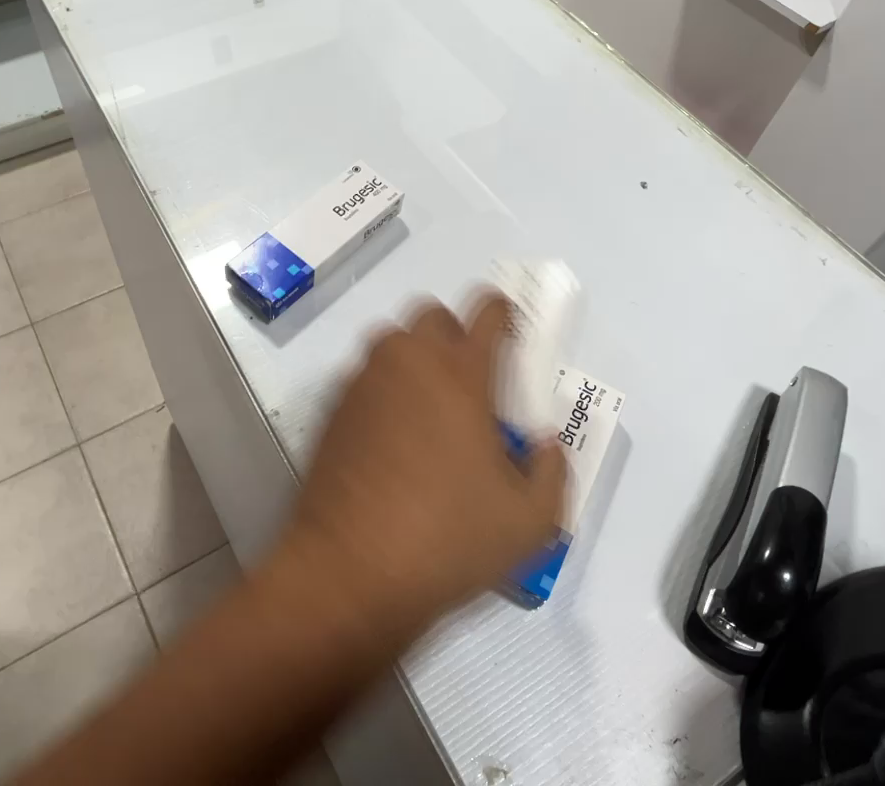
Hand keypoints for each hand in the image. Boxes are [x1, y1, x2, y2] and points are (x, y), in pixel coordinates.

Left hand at [270, 293, 568, 641]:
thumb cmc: (447, 542)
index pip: (487, 310)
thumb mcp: (531, 522)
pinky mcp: (331, 411)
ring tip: (430, 412)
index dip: (504, 313)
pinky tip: (391, 441)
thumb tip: (544, 445)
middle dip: (455, 334)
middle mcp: (407, 363)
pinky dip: (382, 390)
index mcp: (461, 375)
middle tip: (470, 381)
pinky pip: (363, 378)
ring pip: (391, 343)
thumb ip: (552, 471)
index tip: (512, 334)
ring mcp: (362, 383)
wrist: (348, 573)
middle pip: (431, 314)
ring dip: (415, 359)